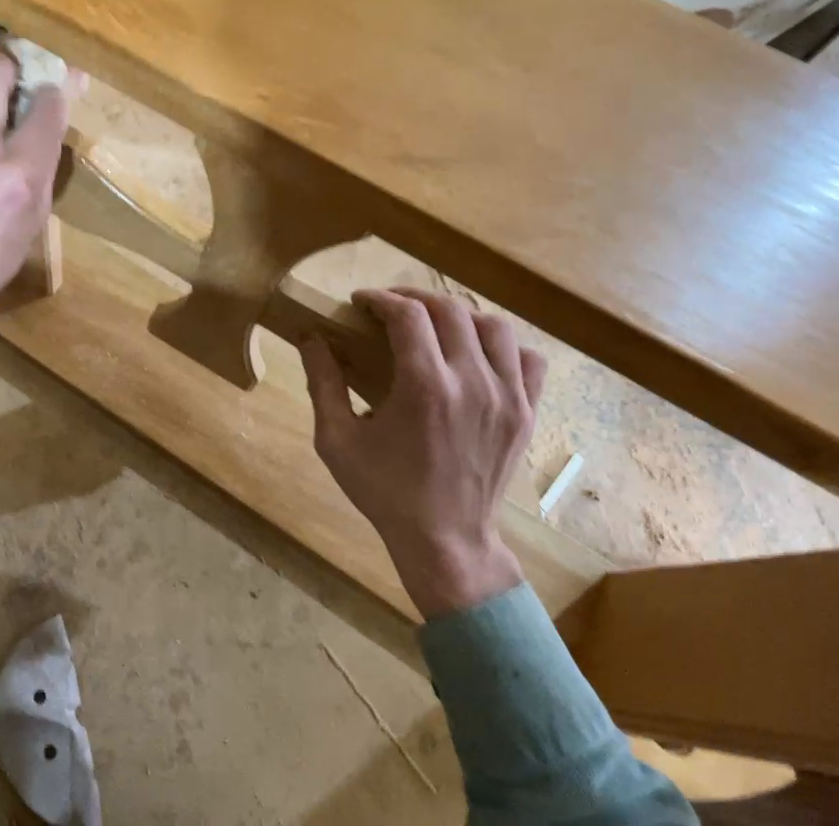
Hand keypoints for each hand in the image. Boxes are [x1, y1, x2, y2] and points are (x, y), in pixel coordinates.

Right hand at [298, 288, 546, 617]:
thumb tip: (310, 338)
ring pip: (493, 326)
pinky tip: (478, 356)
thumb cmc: (384, 491)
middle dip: (414, 298)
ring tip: (434, 327)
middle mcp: (473, 382)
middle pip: (450, 310)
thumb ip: (323, 384)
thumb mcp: (336, 441)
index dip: (381, 298)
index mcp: (425, 387)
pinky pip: (528, 359)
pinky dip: (503, 346)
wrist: (445, 540)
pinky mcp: (527, 413)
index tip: (361, 302)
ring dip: (459, 316)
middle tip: (389, 309)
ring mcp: (508, 397)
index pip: (408, 314)